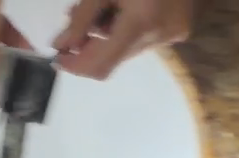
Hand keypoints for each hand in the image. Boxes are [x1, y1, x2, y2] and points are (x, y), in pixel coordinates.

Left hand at [53, 0, 191, 79]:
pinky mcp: (180, 28)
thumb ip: (81, 18)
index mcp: (141, 21)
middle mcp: (159, 35)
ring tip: (99, 10)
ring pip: (128, 49)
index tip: (59, 58)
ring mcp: (172, 34)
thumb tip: (61, 45)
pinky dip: (126, 30)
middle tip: (72, 30)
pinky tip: (122, 9)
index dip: (76, 67)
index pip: (101, 64)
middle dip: (90, 48)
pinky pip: (144, 39)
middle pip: (114, 58)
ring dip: (107, 37)